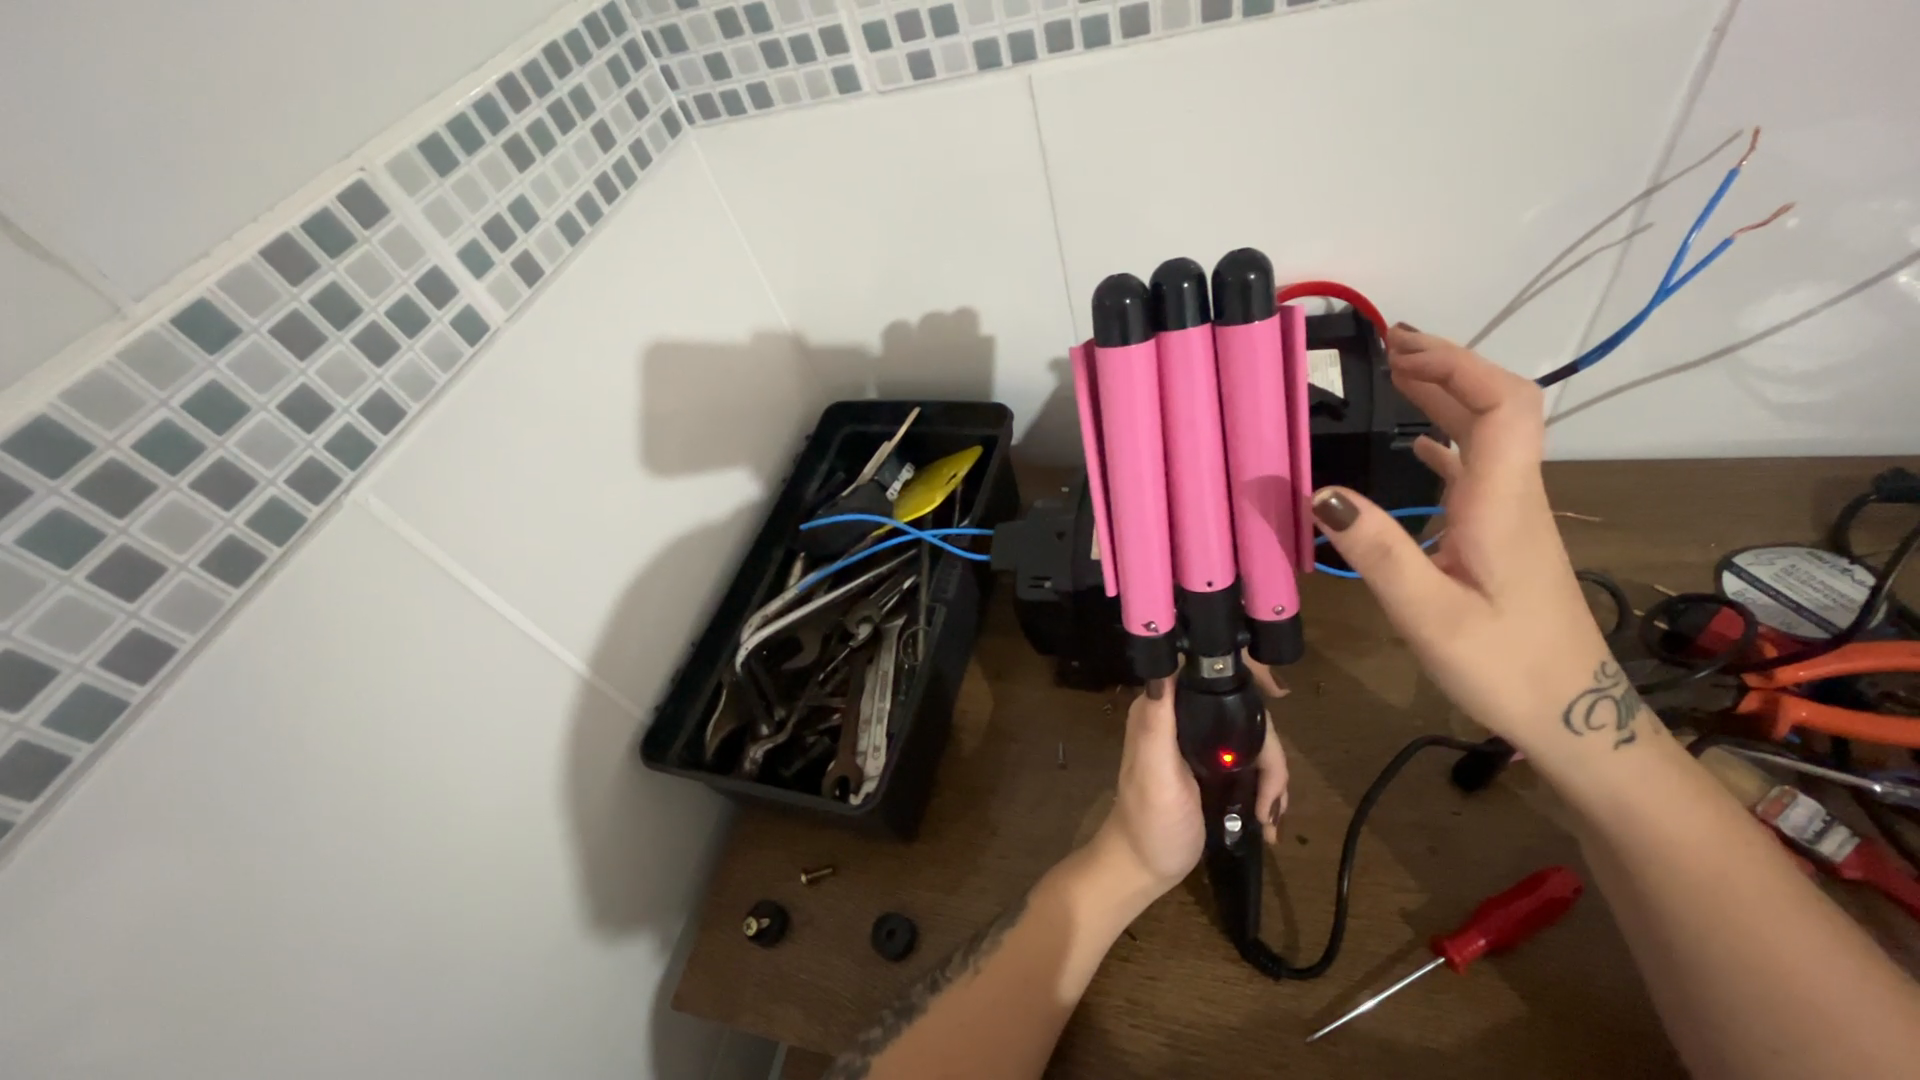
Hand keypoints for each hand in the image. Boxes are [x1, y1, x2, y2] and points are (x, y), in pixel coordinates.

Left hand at [1096, 682, 1291, 897]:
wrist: (1146, 869)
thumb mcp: (1155, 774)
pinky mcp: (1214, 769)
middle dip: (1268, 753)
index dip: (1247, 675)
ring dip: (1273, 777)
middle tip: (1271, 796)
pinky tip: (1268, 819)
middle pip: (1244, 711)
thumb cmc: (1149, 823)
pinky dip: (1267, 789)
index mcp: (1162, 710)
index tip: (1277, 692)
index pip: (1208, 675)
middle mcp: (1180, 720)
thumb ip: (1158, 723)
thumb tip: (1162, 669)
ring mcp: (1200, 745)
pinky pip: (1253, 764)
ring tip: (1269, 815)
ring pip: (1254, 741)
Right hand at [1307, 326, 1613, 752]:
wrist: (1573, 718)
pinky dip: (1446, 442)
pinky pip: (1476, 471)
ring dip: (1447, 398)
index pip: (1501, 404)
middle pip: (1499, 407)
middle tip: (1388, 348)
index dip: (1457, 365)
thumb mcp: (1429, 614)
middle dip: (1448, 367)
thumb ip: (1376, 550)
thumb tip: (1320, 491)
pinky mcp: (1503, 539)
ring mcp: (1511, 517)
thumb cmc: (1504, 668)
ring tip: (1395, 379)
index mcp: (1501, 503)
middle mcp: (1513, 497)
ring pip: (1488, 437)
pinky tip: (1417, 446)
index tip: (1399, 349)